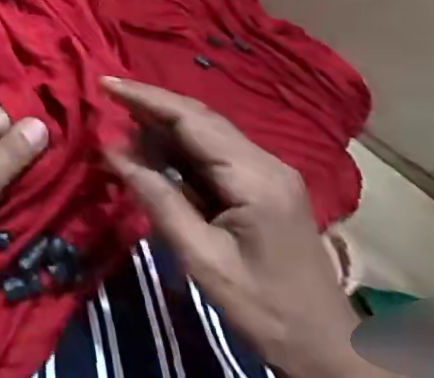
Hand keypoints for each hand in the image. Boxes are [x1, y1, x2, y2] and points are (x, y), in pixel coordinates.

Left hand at [0, 106, 49, 283]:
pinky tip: (23, 194)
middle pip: (3, 134)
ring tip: (40, 187)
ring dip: (17, 172)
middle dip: (23, 155)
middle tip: (49, 176)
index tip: (50, 159)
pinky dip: (6, 182)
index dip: (26, 137)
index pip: (6, 117)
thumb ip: (13, 152)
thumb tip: (43, 122)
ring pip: (0, 155)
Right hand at [103, 77, 384, 377]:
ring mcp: (268, 173)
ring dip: (161, 124)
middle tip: (105, 97)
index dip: (144, 97)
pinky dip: (177, 145)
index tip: (104, 83)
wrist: (329, 353)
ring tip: (118, 124)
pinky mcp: (263, 186)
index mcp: (254, 177)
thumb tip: (111, 148)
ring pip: (204, 131)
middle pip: (198, 117)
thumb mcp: (201, 257)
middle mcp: (265, 163)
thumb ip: (157, 197)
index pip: (190, 119)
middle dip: (149, 104)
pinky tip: (150, 150)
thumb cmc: (264, 309)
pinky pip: (212, 151)